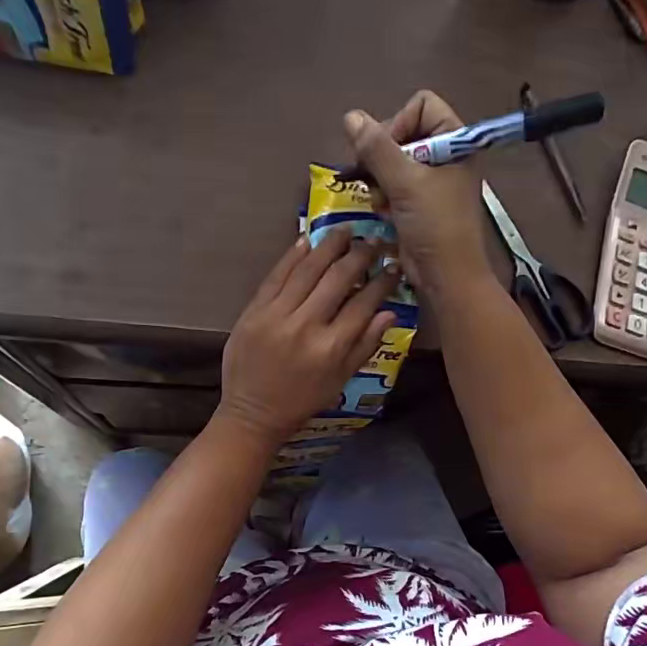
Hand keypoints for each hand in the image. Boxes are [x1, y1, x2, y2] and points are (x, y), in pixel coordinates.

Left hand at [217, 226, 401, 445]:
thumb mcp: (340, 380)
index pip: (364, 304)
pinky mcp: (253, 311)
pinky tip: (307, 240)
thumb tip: (390, 313)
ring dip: (328, 247)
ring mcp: (276, 316)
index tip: (393, 266)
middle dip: (359, 256)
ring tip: (344, 231)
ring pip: (307, 270)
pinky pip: (276, 276)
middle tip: (372, 242)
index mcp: (331, 348)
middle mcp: (305, 326)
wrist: (253, 413)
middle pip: (338, 279)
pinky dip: (292, 256)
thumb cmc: (302, 401)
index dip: (382, 281)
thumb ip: (365, 344)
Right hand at [344, 91, 488, 294]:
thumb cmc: (435, 225)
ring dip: (380, 181)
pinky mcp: (419, 203)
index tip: (386, 150)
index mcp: (456, 142)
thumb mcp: (405, 183)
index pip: (421, 106)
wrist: (446, 276)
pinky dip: (384, 197)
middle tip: (373, 177)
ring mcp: (432, 181)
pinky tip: (384, 213)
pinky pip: (392, 186)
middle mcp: (445, 156)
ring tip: (381, 201)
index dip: (399, 123)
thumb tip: (350, 117)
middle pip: (402, 133)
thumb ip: (377, 149)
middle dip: (383, 156)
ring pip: (392, 162)